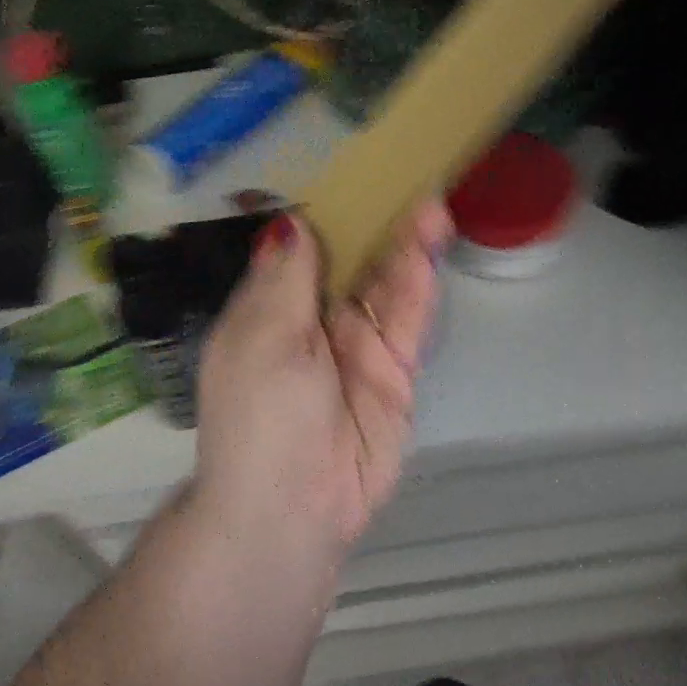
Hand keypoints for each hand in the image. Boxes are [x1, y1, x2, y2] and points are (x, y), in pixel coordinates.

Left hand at [190, 203, 453, 552]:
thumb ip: (284, 277)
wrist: (288, 510)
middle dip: (376, 221)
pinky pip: (407, 320)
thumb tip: (290, 221)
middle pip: (352, 260)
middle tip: (405, 177)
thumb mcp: (259, 336)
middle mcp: (315, 320)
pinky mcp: (394, 372)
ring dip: (404, 244)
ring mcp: (358, 346)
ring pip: (385, 283)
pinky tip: (427, 246)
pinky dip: (418, 282)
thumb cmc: (259, 415)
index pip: (303, 248)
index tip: (354, 175)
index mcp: (271, 307)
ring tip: (426, 200)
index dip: (329, 213)